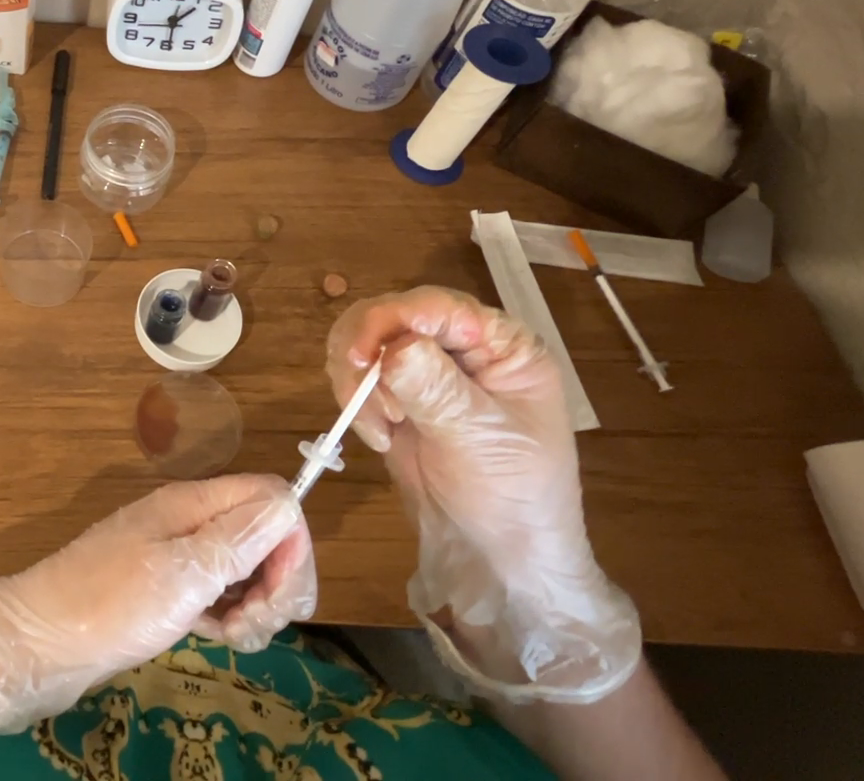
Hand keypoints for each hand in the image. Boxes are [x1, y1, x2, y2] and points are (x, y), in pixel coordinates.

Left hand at [0, 474, 314, 733]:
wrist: (42, 641)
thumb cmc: (110, 605)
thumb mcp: (181, 574)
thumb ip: (237, 539)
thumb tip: (288, 504)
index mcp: (192, 504)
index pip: (270, 496)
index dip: (290, 541)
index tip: (281, 594)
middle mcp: (189, 520)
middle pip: (263, 533)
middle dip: (276, 581)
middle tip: (254, 624)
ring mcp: (176, 552)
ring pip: (244, 567)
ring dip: (254, 604)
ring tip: (229, 635)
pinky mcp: (167, 585)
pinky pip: (218, 591)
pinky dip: (226, 614)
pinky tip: (211, 635)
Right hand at [325, 286, 640, 704]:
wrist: (495, 557)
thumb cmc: (510, 496)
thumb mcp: (480, 438)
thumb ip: (435, 387)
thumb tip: (391, 346)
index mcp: (501, 346)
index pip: (437, 307)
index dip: (392, 320)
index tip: (360, 357)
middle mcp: (460, 349)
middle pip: (390, 316)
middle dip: (367, 352)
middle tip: (361, 395)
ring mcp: (425, 373)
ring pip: (363, 341)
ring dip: (356, 380)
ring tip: (379, 425)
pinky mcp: (395, 398)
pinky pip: (355, 375)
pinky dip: (353, 400)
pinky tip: (377, 435)